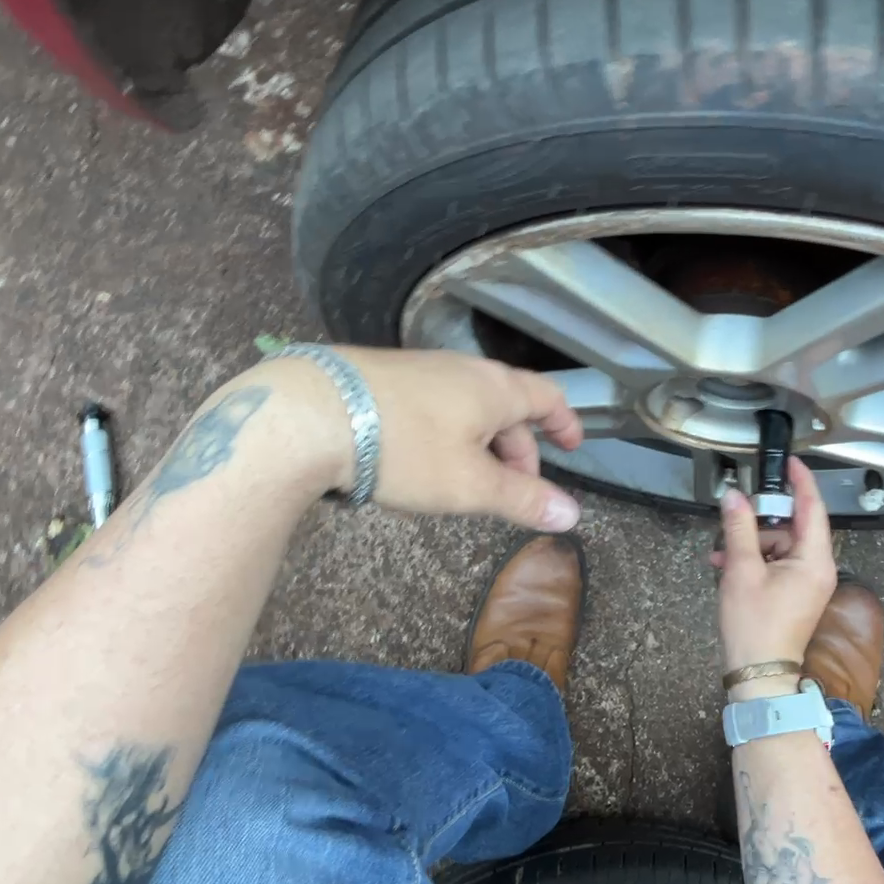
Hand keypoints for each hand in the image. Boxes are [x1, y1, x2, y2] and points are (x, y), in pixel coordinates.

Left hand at [284, 346, 585, 530]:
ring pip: (469, 406)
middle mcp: (463, 369)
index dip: (564, 422)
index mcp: (494, 389)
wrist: (310, 413)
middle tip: (514, 489)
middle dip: (518, 448)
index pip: (546, 397)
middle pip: (507, 406)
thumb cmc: (406, 449)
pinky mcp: (385, 376)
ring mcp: (421, 368)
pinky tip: (423, 460)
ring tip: (468, 481)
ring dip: (482, 443)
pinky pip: (435, 404)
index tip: (572, 446)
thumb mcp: (470, 485)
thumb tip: (573, 515)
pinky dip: (449, 433)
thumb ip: (523, 500)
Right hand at [713, 457, 835, 673]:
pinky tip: (728, 567)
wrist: (758, 674)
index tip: (790, 462)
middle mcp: (819, 569)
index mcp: (815, 561)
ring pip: (780, 547)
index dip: (801, 482)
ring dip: (751, 545)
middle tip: (732, 521)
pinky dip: (755, 562)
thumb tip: (735, 497)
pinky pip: (778, 565)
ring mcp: (809, 584)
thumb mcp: (741, 570)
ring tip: (721, 555)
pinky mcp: (796, 595)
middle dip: (759, 524)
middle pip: (791, 528)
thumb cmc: (753, 625)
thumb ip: (739, 528)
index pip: (813, 508)